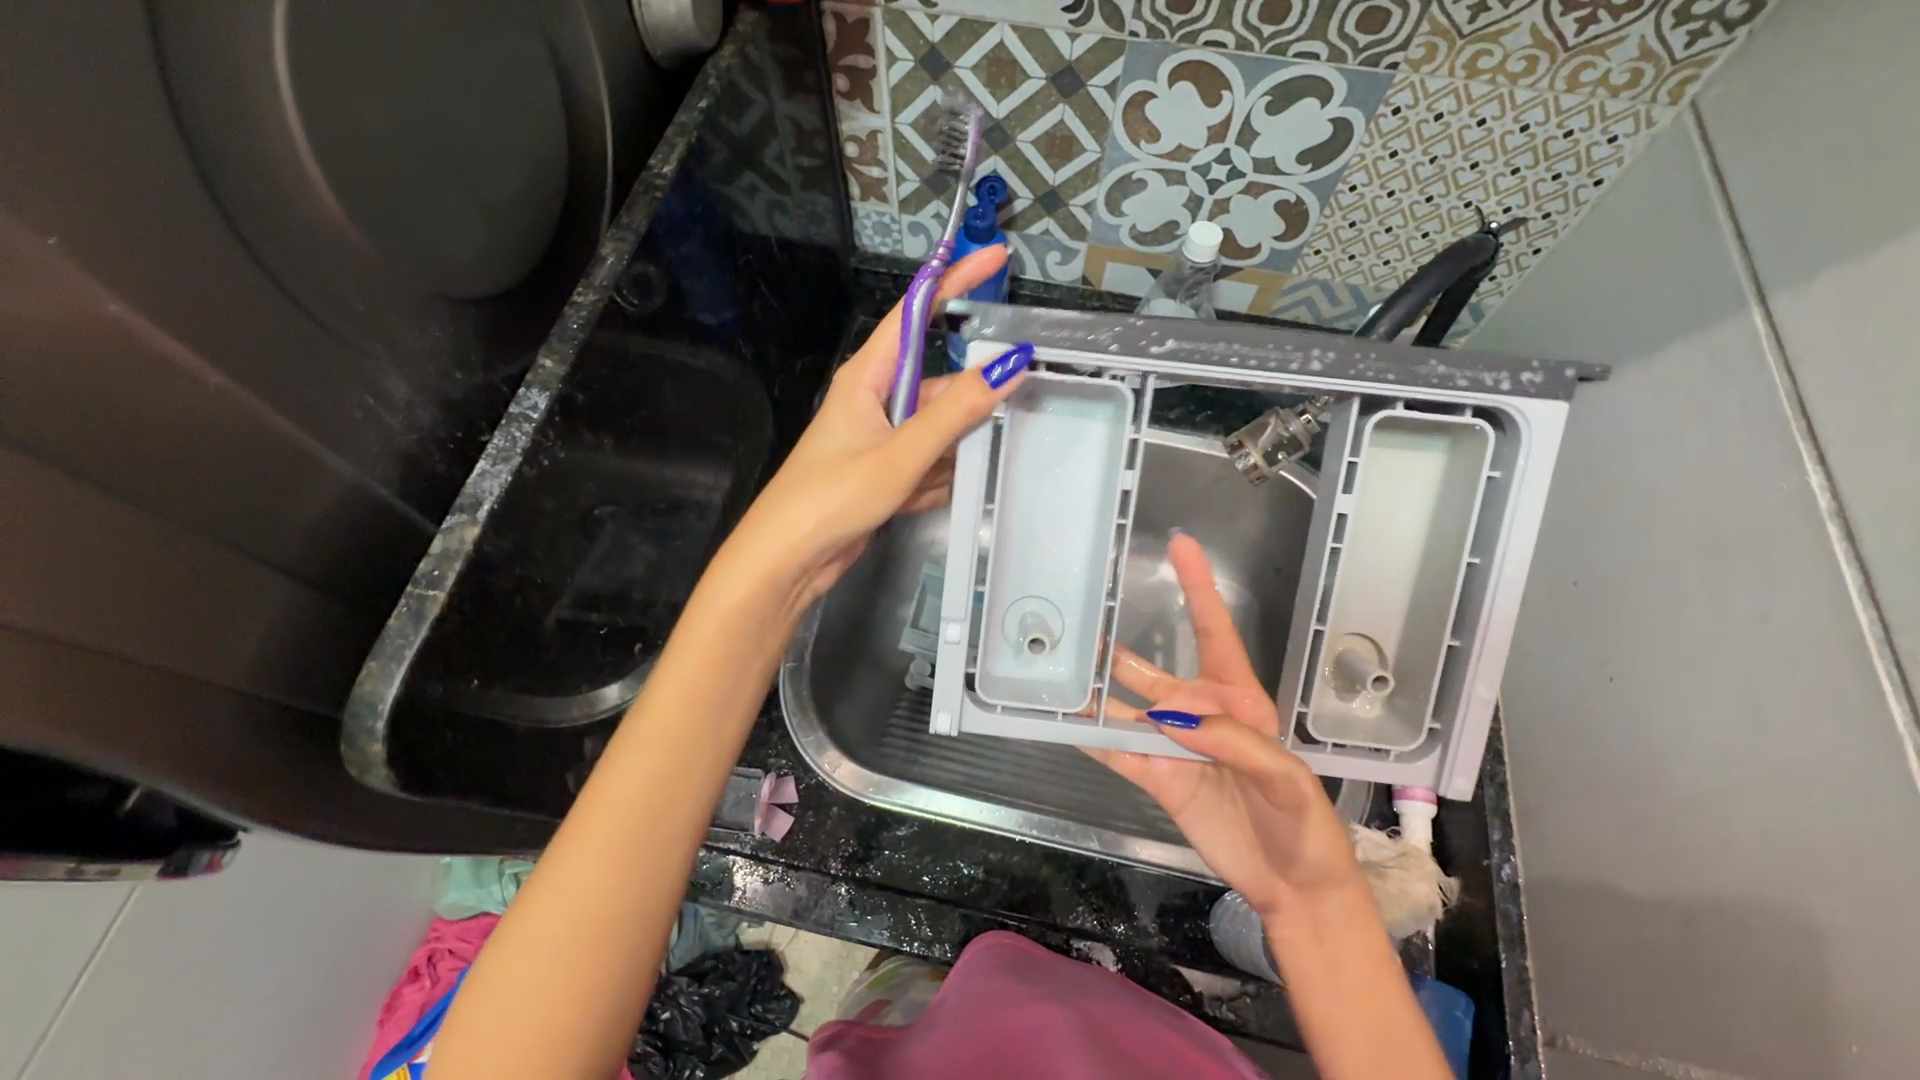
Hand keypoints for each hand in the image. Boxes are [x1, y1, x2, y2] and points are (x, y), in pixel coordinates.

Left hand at [708, 246, 1023, 618]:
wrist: (788, 561)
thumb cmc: (832, 498)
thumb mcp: (901, 452)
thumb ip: (957, 411)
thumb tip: (1010, 364)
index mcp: (867, 376)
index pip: (916, 313)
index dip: (954, 281)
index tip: (994, 257)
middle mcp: (874, 400)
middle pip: (937, 381)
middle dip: (967, 397)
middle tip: (1008, 404)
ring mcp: (880, 439)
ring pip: (938, 428)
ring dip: (953, 449)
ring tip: (959, 469)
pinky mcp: (885, 473)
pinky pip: (929, 463)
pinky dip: (937, 480)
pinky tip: (932, 498)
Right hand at [1087, 533, 1364, 920]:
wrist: (1291, 884)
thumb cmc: (1304, 824)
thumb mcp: (1284, 779)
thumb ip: (1234, 742)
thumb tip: (1171, 717)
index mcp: (1241, 701)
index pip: (1215, 633)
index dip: (1199, 588)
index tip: (1181, 545)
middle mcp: (1201, 715)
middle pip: (1155, 673)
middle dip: (1119, 650)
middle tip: (1079, 623)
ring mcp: (1175, 748)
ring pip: (1126, 712)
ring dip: (1094, 695)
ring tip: (1056, 675)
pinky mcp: (1159, 780)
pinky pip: (1119, 753)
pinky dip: (1091, 740)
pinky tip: (1062, 723)